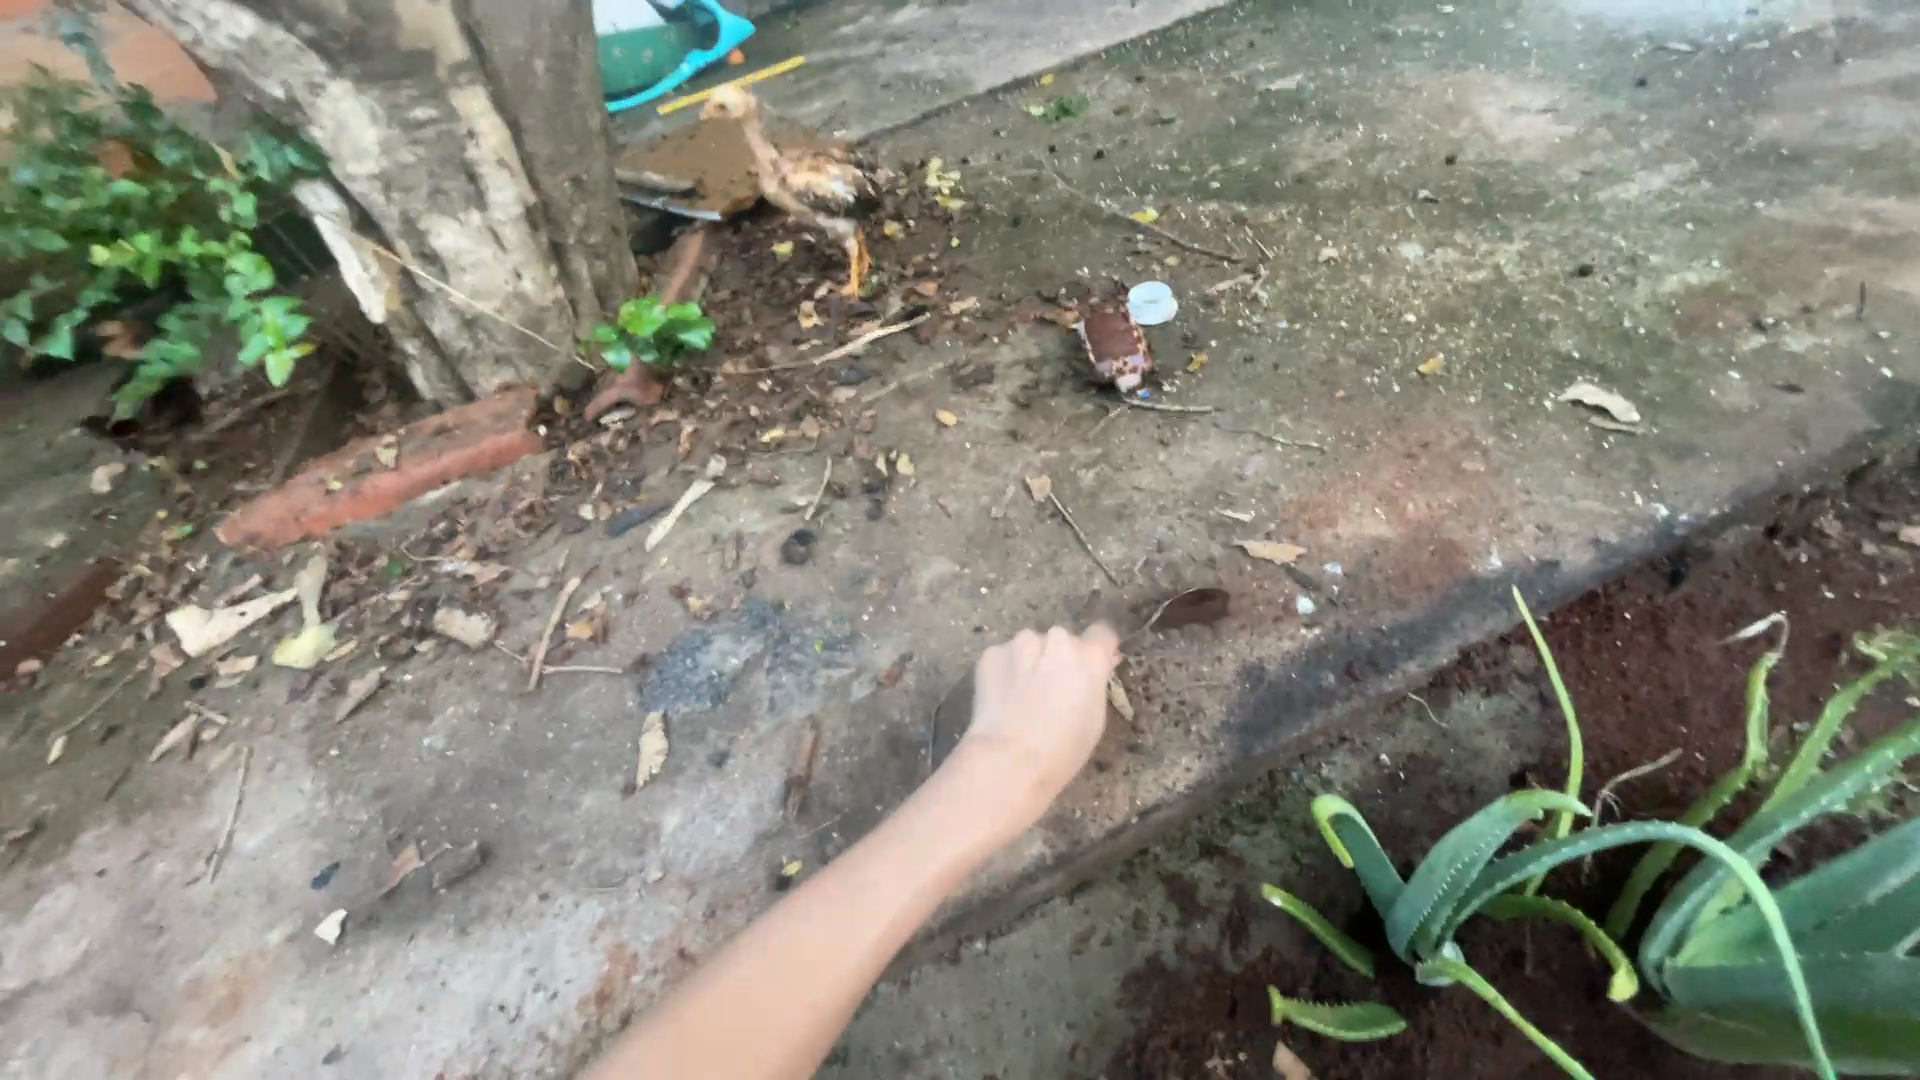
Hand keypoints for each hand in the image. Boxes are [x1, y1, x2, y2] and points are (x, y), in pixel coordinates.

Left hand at [944, 625, 1120, 831]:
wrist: (1009, 758)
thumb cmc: (1062, 749)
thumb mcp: (1095, 718)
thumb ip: (1094, 683)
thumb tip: (1091, 670)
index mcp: (1089, 655)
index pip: (1102, 632)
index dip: (1097, 648)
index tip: (1091, 665)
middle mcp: (1057, 639)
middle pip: (1062, 641)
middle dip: (1058, 658)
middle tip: (1050, 690)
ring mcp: (1021, 642)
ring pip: (1030, 646)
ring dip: (1029, 661)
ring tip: (1020, 696)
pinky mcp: (992, 653)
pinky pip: (1004, 657)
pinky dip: (1004, 671)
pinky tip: (1000, 699)